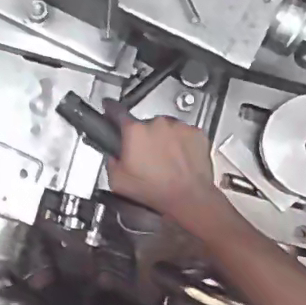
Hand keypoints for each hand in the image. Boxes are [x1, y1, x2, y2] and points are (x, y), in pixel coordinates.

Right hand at [104, 110, 226, 231]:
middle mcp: (157, 124)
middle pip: (144, 125)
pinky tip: (179, 160)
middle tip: (146, 159)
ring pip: (165, 129)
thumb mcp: (118, 182)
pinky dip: (182, 144)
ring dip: (163, 141)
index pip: (116, 111)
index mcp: (135, 132)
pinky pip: (184, 134)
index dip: (110, 109)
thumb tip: (113, 157)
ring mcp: (178, 127)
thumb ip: (111, 162)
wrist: (189, 198)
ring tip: (165, 163)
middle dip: (143, 139)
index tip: (109, 107)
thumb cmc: (157, 190)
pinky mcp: (196, 133)